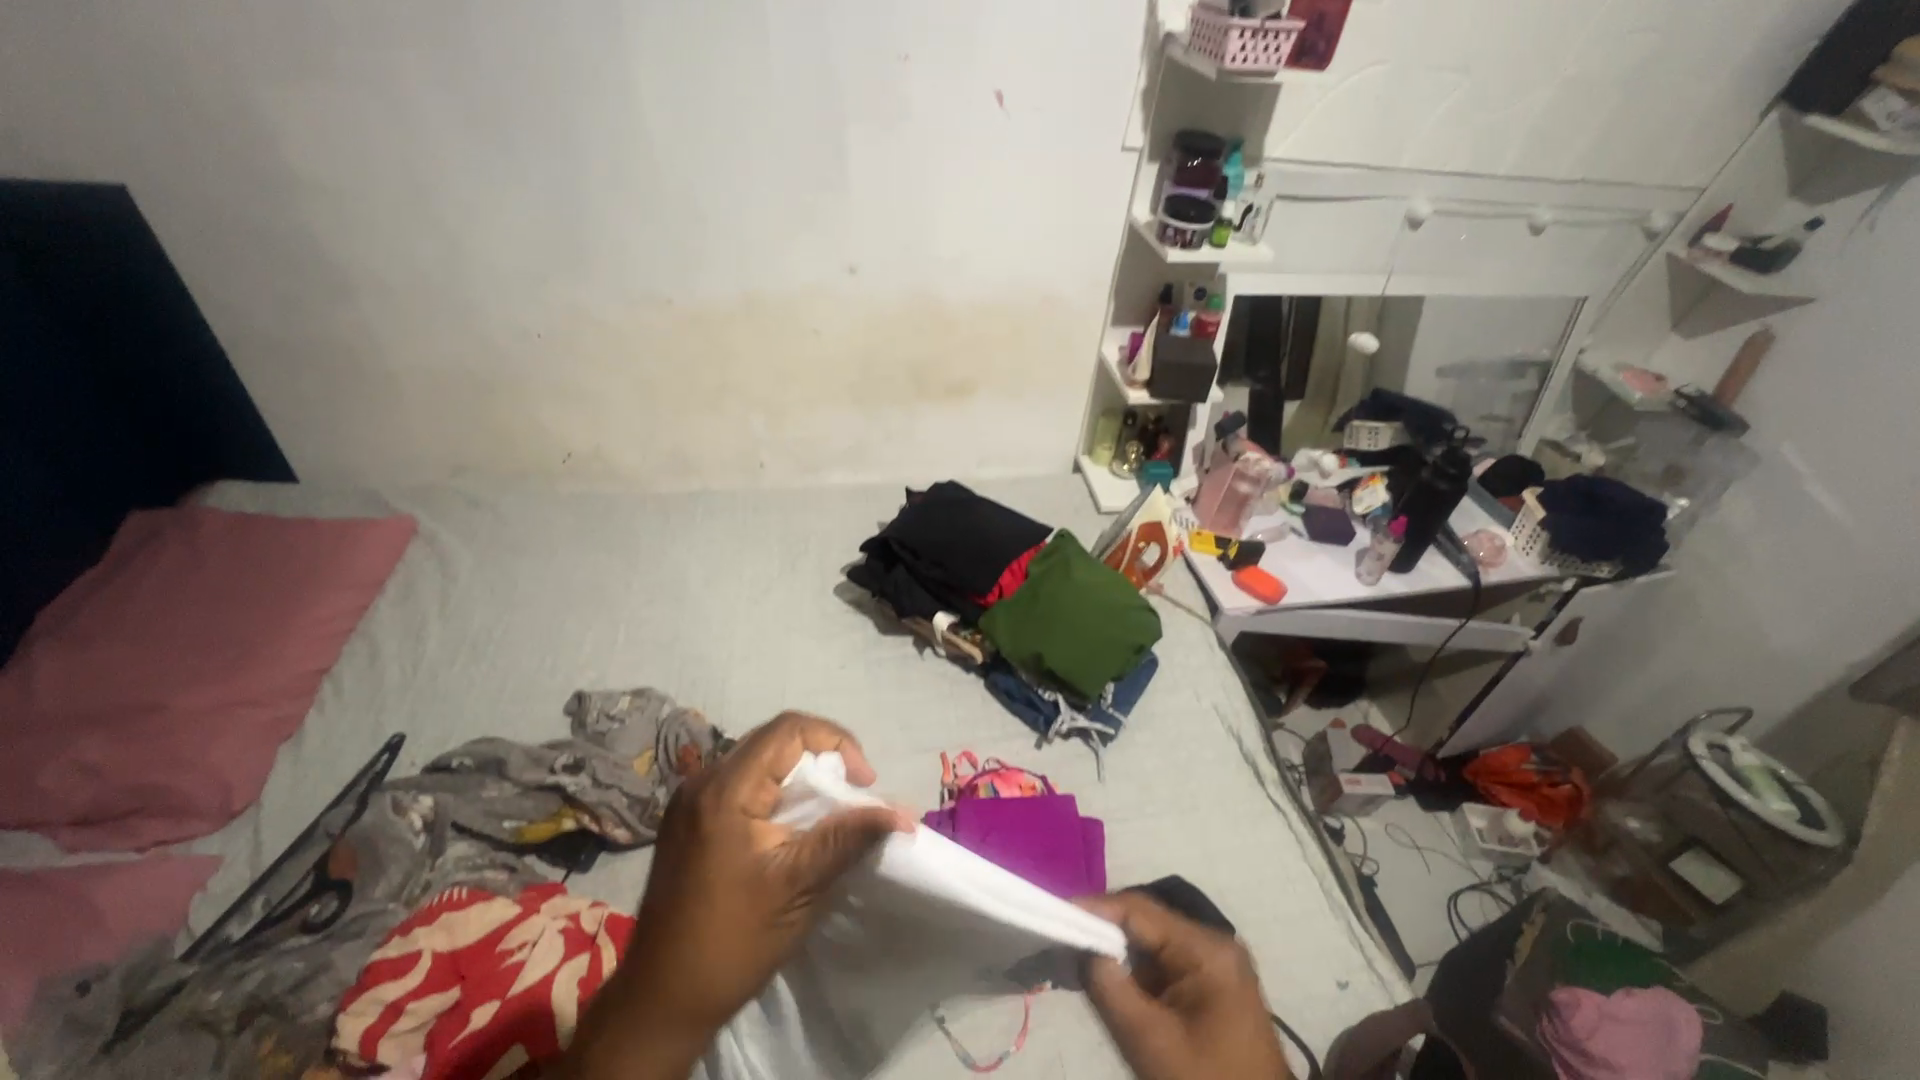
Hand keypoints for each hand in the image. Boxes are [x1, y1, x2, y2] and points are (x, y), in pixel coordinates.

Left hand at [561, 712, 911, 1079]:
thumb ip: (848, 837)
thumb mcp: (799, 886)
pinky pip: (739, 785)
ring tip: (828, 813)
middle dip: (821, 758)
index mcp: (725, 790)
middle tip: (853, 796)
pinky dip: (773, 794)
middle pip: (772, 740)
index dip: (836, 742)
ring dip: (798, 777)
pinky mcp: (686, 823)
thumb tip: (904, 813)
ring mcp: (689, 802)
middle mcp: (702, 782)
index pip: (788, 730)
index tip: (863, 783)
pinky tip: (791, 829)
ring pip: (756, 762)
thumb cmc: (733, 941)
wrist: (662, 997)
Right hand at [1077, 891, 1291, 1079]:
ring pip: (1152, 943)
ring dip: (1118, 951)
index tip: (1054, 915)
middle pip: (1146, 922)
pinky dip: (1136, 971)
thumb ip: (1110, 988)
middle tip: (1062, 940)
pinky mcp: (1212, 985)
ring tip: (1079, 960)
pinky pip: (1164, 963)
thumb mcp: (1150, 1041)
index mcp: (1206, 949)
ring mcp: (1216, 964)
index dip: (1094, 909)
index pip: (1139, 910)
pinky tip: (1112, 983)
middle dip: (1103, 930)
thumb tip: (1084, 949)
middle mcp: (1214, 944)